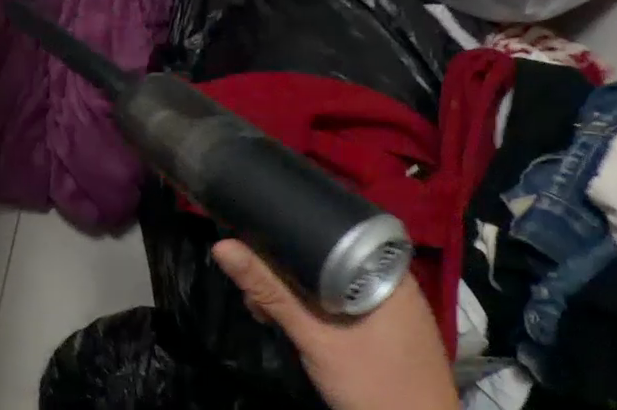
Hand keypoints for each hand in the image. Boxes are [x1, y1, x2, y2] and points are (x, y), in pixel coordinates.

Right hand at [211, 240, 459, 409]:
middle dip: (283, 271)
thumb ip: (269, 291)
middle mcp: (393, 284)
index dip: (285, 233)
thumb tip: (222, 246)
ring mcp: (394, 310)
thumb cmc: (374, 385)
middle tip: (254, 290)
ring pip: (331, 282)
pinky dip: (316, 308)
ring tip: (266, 310)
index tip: (251, 242)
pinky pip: (343, 302)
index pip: (328, 231)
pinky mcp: (389, 331)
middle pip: (325, 259)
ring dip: (296, 292)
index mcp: (386, 274)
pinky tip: (295, 323)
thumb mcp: (314, 338)